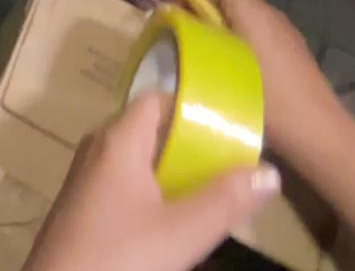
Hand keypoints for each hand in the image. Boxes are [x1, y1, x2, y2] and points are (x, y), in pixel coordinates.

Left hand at [23, 92, 281, 270]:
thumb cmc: (119, 257)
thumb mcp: (180, 234)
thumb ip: (225, 201)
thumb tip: (270, 171)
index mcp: (118, 139)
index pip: (156, 100)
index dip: (192, 108)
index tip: (230, 129)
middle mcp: (99, 146)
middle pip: (150, 129)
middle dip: (191, 146)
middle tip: (232, 168)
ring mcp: (89, 174)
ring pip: (140, 159)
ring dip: (175, 173)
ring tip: (215, 195)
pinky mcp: (85, 203)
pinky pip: (127, 182)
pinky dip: (155, 191)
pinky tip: (178, 220)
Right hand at [189, 0, 349, 165]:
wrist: (324, 139)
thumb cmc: (271, 102)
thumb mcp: (221, 69)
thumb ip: (192, 37)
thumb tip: (167, 17)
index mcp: (253, 10)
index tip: (176, 9)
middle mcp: (269, 14)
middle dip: (198, 8)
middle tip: (180, 36)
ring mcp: (283, 34)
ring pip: (238, 15)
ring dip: (214, 28)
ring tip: (200, 57)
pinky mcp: (290, 54)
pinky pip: (253, 34)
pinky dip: (233, 43)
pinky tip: (229, 75)